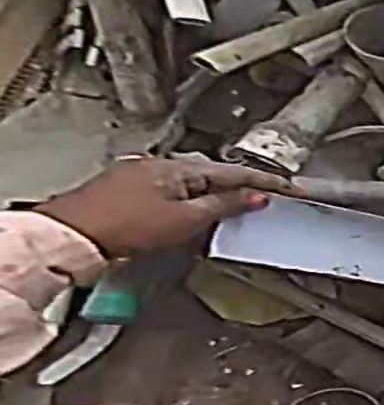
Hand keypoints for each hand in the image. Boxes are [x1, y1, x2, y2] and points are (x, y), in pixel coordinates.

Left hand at [35, 157, 297, 257]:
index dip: (270, 183)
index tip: (297, 191)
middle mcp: (157, 165)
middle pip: (215, 175)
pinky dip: (200, 199)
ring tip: (246, 206)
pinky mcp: (128, 191)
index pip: (236, 173)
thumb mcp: (188, 218)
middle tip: (275, 199)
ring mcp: (140, 177)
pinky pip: (178, 190)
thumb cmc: (128, 226)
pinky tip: (208, 210)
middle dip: (247, 186)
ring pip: (196, 183)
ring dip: (223, 194)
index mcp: (175, 168)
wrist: (66, 238)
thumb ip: (227, 205)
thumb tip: (258, 197)